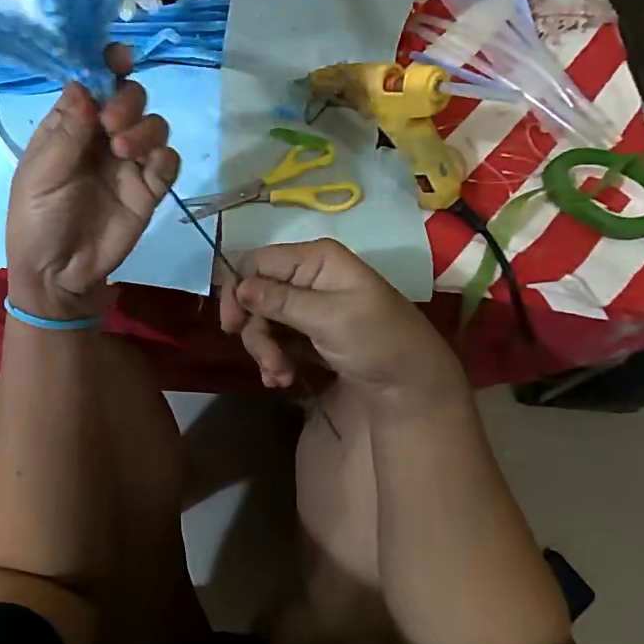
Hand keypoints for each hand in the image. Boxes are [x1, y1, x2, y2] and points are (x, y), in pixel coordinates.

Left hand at [5, 45, 178, 320]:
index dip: (106, 65)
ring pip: (154, 125)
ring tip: (123, 151)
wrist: (58, 275)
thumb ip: (66, 133)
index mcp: (69, 128)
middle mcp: (101, 139)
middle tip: (112, 125)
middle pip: (130, 98)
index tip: (118, 57)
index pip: (92, 84)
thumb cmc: (36, 223)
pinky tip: (148, 168)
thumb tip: (85, 86)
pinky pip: (169, 162)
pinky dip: (165, 157)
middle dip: (127, 100)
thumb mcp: (39, 176)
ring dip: (144, 128)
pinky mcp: (149, 190)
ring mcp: (128, 164)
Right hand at [220, 239, 464, 405]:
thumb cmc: (376, 341)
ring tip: (280, 377)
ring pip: (264, 321)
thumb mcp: (328, 319)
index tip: (231, 325)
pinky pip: (278, 339)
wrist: (412, 384)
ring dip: (266, 351)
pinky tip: (281, 379)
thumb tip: (239, 287)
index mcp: (316, 260)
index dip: (239, 290)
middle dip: (256, 331)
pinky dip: (276, 359)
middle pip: (257, 295)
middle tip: (267, 361)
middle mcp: (309, 277)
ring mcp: (309, 306)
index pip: (258, 262)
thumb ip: (280, 301)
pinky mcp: (310, 333)